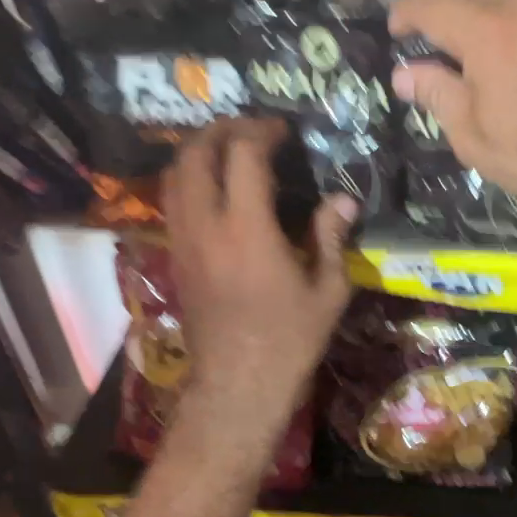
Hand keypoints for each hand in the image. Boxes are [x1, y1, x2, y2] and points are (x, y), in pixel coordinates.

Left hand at [162, 118, 356, 442]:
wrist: (238, 385)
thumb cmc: (290, 341)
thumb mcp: (328, 291)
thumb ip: (331, 237)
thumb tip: (343, 198)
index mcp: (247, 229)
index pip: (243, 155)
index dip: (262, 131)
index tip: (283, 130)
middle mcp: (205, 225)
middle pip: (196, 153)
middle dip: (222, 130)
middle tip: (252, 131)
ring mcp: (183, 241)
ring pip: (175, 174)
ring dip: (199, 152)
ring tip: (229, 152)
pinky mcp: (175, 258)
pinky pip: (172, 202)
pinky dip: (190, 180)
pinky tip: (216, 190)